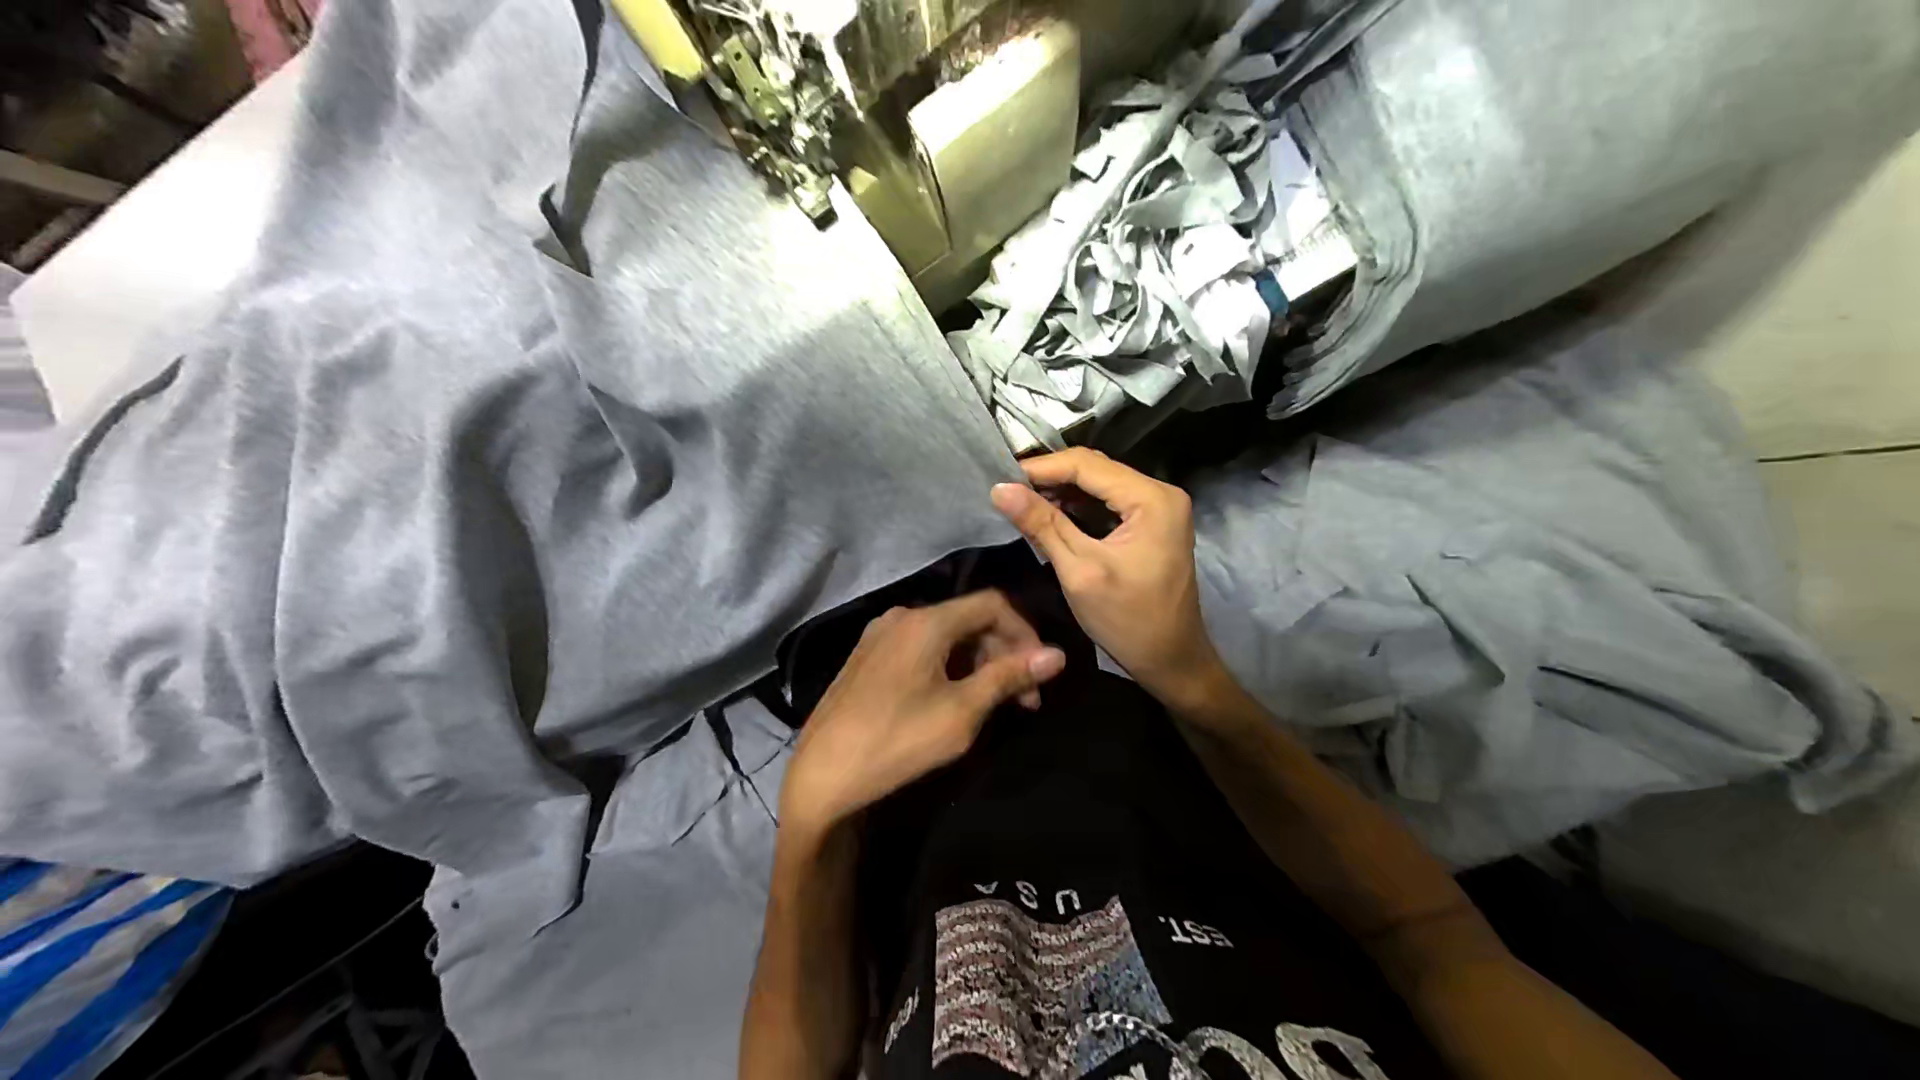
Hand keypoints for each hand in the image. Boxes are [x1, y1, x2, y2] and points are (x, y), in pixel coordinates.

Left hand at [779, 590, 1066, 840]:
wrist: (822, 775)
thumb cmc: (897, 741)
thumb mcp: (962, 712)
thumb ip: (1009, 677)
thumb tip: (1058, 654)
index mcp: (926, 621)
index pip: (993, 603)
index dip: (1025, 633)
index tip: (1040, 673)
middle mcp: (902, 616)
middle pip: (969, 620)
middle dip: (1003, 654)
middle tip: (1024, 701)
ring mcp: (880, 635)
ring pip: (946, 636)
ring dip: (978, 663)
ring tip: (993, 705)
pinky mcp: (867, 657)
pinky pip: (921, 649)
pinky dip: (949, 667)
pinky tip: (954, 700)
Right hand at [991, 448, 1230, 711]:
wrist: (1171, 660)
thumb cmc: (1127, 621)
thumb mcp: (1079, 570)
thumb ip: (1042, 524)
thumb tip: (999, 488)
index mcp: (1151, 499)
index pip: (1086, 465)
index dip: (1040, 468)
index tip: (1000, 478)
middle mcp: (1160, 492)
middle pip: (1095, 469)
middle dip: (1050, 477)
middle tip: (1007, 489)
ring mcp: (1159, 507)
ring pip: (1100, 484)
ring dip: (1061, 490)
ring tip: (1021, 500)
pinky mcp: (1152, 522)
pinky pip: (1109, 502)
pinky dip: (1078, 506)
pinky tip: (1050, 513)